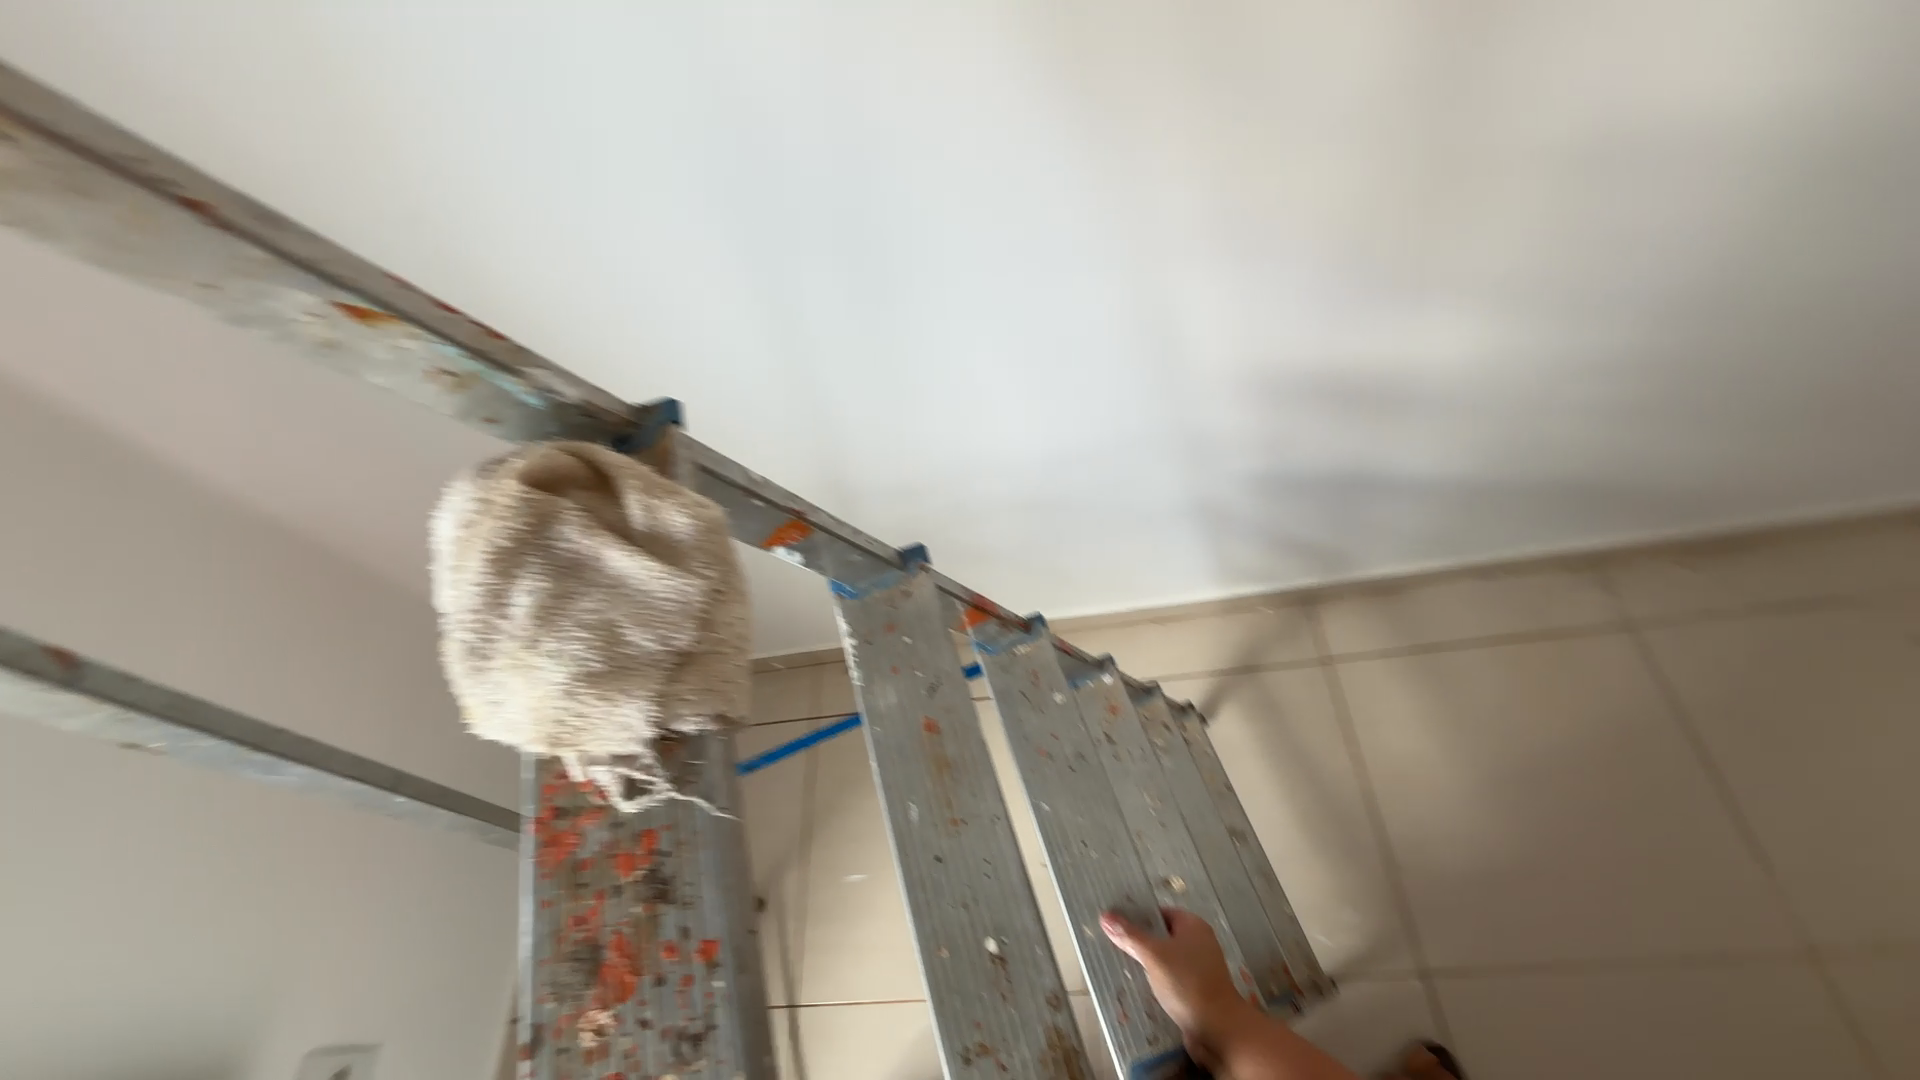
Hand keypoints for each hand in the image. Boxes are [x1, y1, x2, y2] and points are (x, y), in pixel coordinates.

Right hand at [1101, 908, 1259, 1064]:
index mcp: (1193, 926)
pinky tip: (1140, 987)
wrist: (1218, 1030)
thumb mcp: (1153, 956)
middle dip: (1140, 942)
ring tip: (1122, 965)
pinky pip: (1172, 978)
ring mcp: (1200, 968)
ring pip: (1166, 959)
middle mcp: (1199, 943)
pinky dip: (1157, 981)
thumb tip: (1105, 916)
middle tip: (1114, 945)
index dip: (1139, 917)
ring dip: (1148, 963)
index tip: (1116, 924)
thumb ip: (1130, 936)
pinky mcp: (1197, 990)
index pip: (1160, 913)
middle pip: (1162, 936)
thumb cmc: (1187, 983)